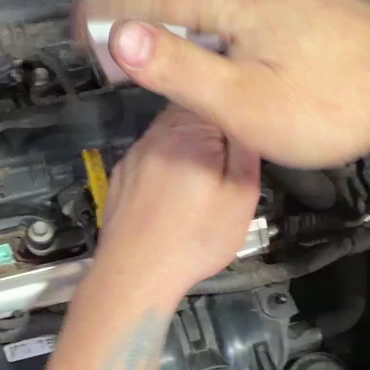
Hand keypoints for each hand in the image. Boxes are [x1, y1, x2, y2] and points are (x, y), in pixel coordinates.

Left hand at [94, 106, 260, 301]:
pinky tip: (174, 195)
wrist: (135, 275)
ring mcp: (134, 154)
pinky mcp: (122, 175)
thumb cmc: (194, 240)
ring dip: (188, 148)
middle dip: (212, 129)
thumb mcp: (241, 197)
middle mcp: (156, 133)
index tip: (245, 133)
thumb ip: (247, 151)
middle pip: (191, 111)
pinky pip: (151, 157)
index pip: (217, 95)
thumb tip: (247, 121)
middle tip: (227, 162)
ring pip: (169, 134)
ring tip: (202, 182)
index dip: (235, 111)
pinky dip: (166, 166)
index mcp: (190, 130)